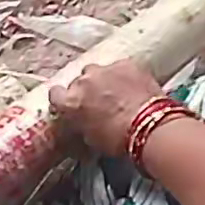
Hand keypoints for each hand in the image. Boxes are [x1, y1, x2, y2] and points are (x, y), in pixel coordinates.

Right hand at [48, 60, 165, 156]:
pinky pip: (120, 67)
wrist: (148, 127)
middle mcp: (82, 81)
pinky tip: (134, 87)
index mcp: (70, 102)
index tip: (73, 104)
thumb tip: (82, 121)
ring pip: (99, 71)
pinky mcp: (126, 63)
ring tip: (119, 93)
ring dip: (105, 80)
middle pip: (79, 81)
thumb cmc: (117, 140)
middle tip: (100, 102)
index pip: (55, 94)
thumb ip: (80, 124)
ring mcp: (104, 69)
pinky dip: (125, 75)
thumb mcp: (90, 139)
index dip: (64, 99)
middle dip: (87, 90)